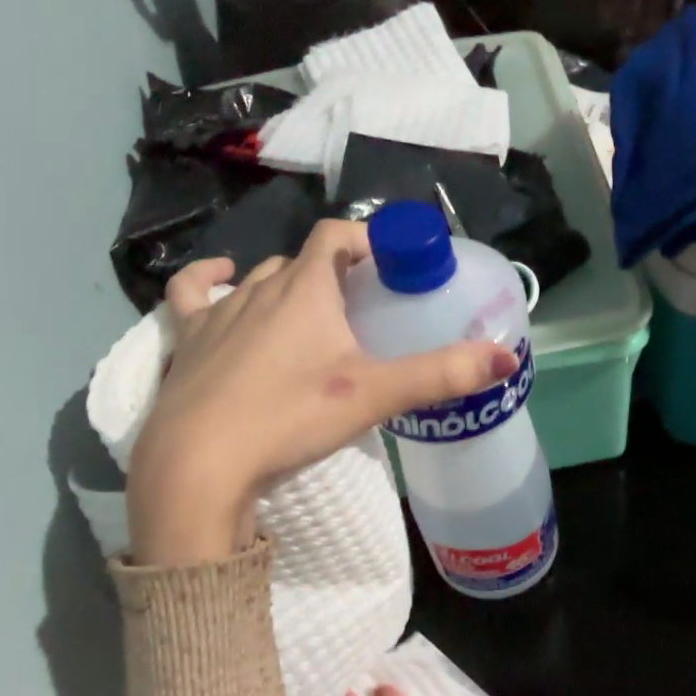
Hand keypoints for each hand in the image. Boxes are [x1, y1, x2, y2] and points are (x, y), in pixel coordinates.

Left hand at [126, 221, 519, 565]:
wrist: (202, 458)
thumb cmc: (291, 416)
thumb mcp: (375, 396)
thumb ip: (441, 375)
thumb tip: (506, 359)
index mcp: (306, 288)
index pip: (337, 236)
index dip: (368, 239)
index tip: (394, 262)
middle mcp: (259, 287)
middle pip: (302, 261)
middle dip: (335, 271)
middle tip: (364, 305)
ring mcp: (219, 312)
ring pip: (257, 279)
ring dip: (288, 285)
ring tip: (314, 312)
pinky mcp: (189, 340)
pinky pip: (194, 293)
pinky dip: (209, 281)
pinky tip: (221, 279)